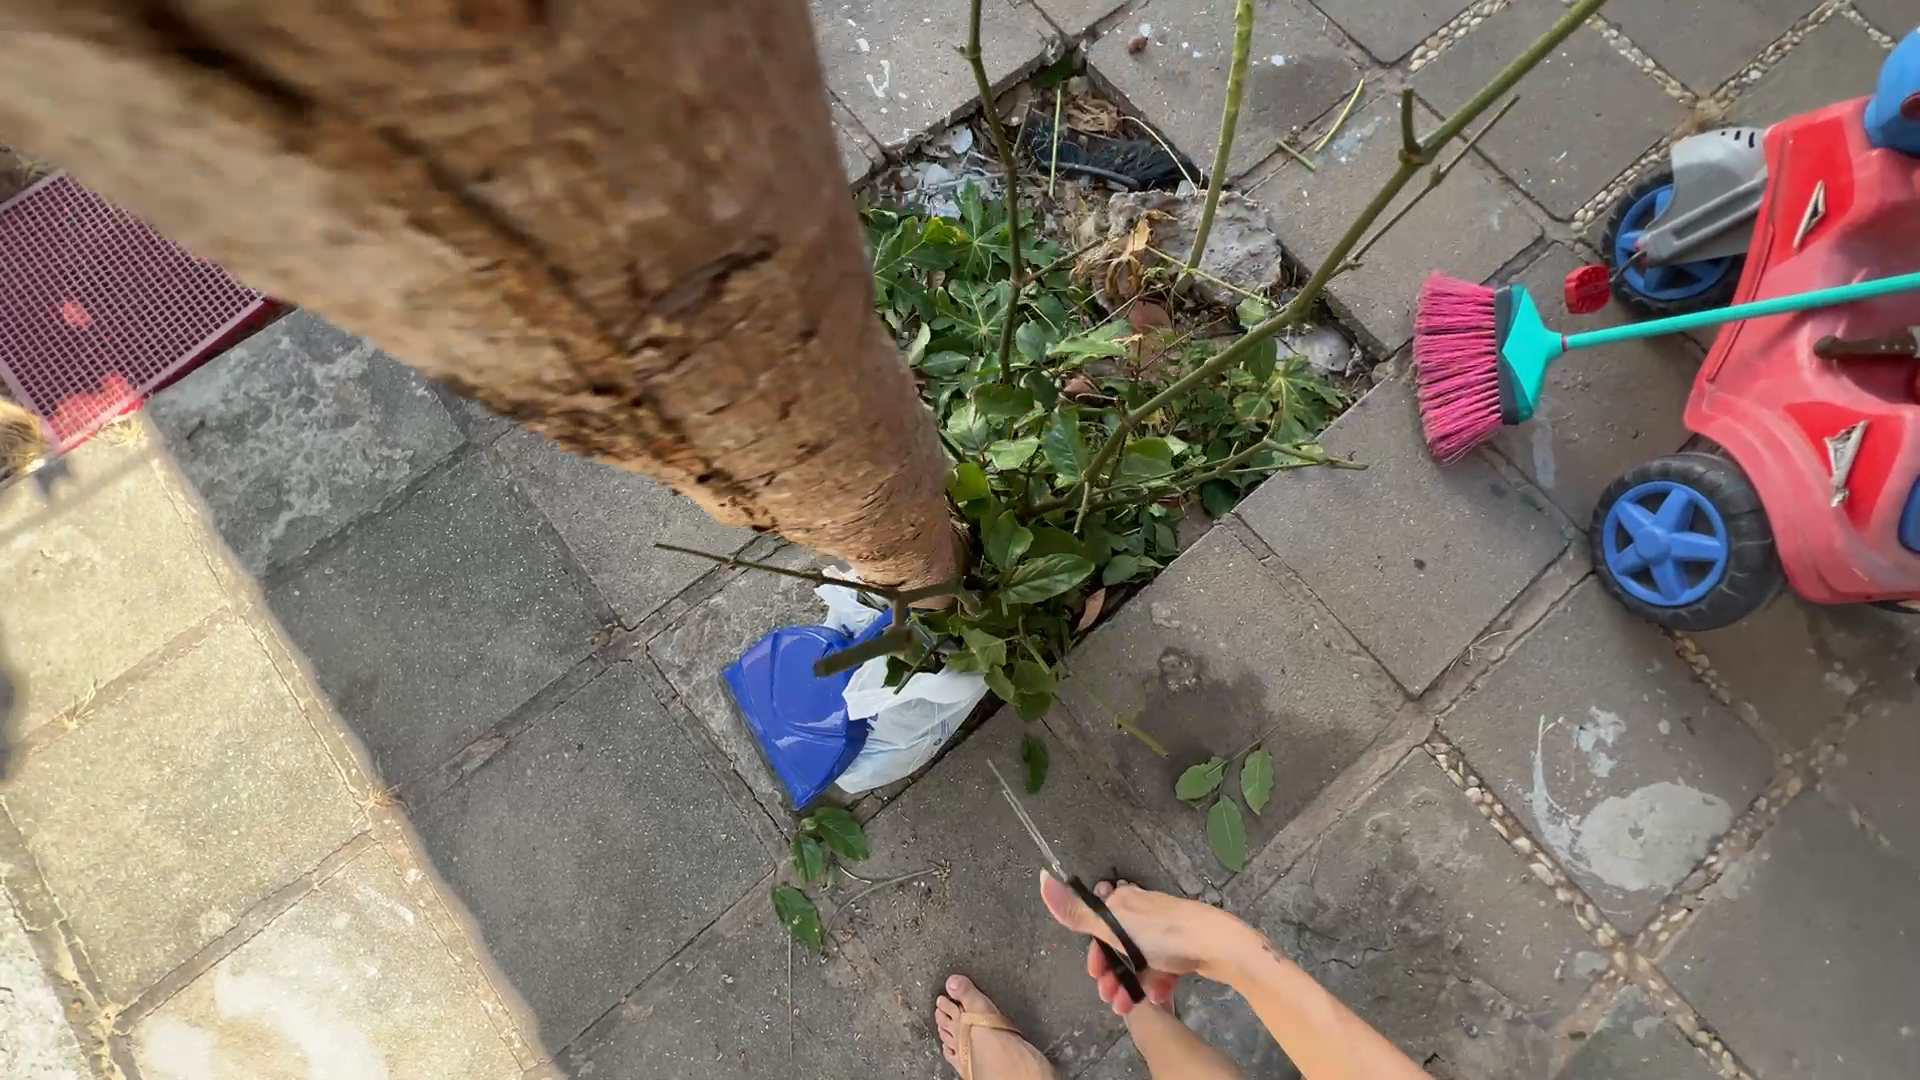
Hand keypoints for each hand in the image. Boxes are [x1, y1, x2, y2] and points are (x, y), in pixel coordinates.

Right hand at [1040, 875, 1246, 1015]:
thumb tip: (1041, 877)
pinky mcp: (1182, 946)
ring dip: (1131, 985)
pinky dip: (1157, 982)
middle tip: (1112, 998)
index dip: (1094, 952)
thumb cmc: (1160, 933)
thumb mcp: (1112, 925)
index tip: (1096, 975)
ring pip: (1139, 960)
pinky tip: (1159, 996)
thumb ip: (1075, 911)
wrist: (1214, 944)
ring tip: (1131, 1006)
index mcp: (1121, 901)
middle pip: (1118, 945)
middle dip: (1112, 973)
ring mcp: (1163, 928)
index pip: (1098, 926)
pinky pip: (1163, 966)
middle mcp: (1141, 910)